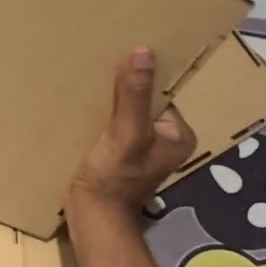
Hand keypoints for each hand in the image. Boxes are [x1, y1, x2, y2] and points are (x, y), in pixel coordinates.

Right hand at [67, 47, 196, 215]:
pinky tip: (86, 113)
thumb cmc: (114, 176)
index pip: (162, 95)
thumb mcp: (126, 131)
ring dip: (111, 106)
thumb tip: (144, 51)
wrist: (91, 216)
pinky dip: (103, 121)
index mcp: (179, 136)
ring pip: (128, 117)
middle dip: (125, 92)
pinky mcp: (122, 159)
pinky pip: (116, 130)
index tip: (120, 63)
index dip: (142, 80)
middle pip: (144, 105)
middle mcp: (166, 142)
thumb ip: (134, 94)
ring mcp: (143, 152)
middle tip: (102, 73)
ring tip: (91, 89)